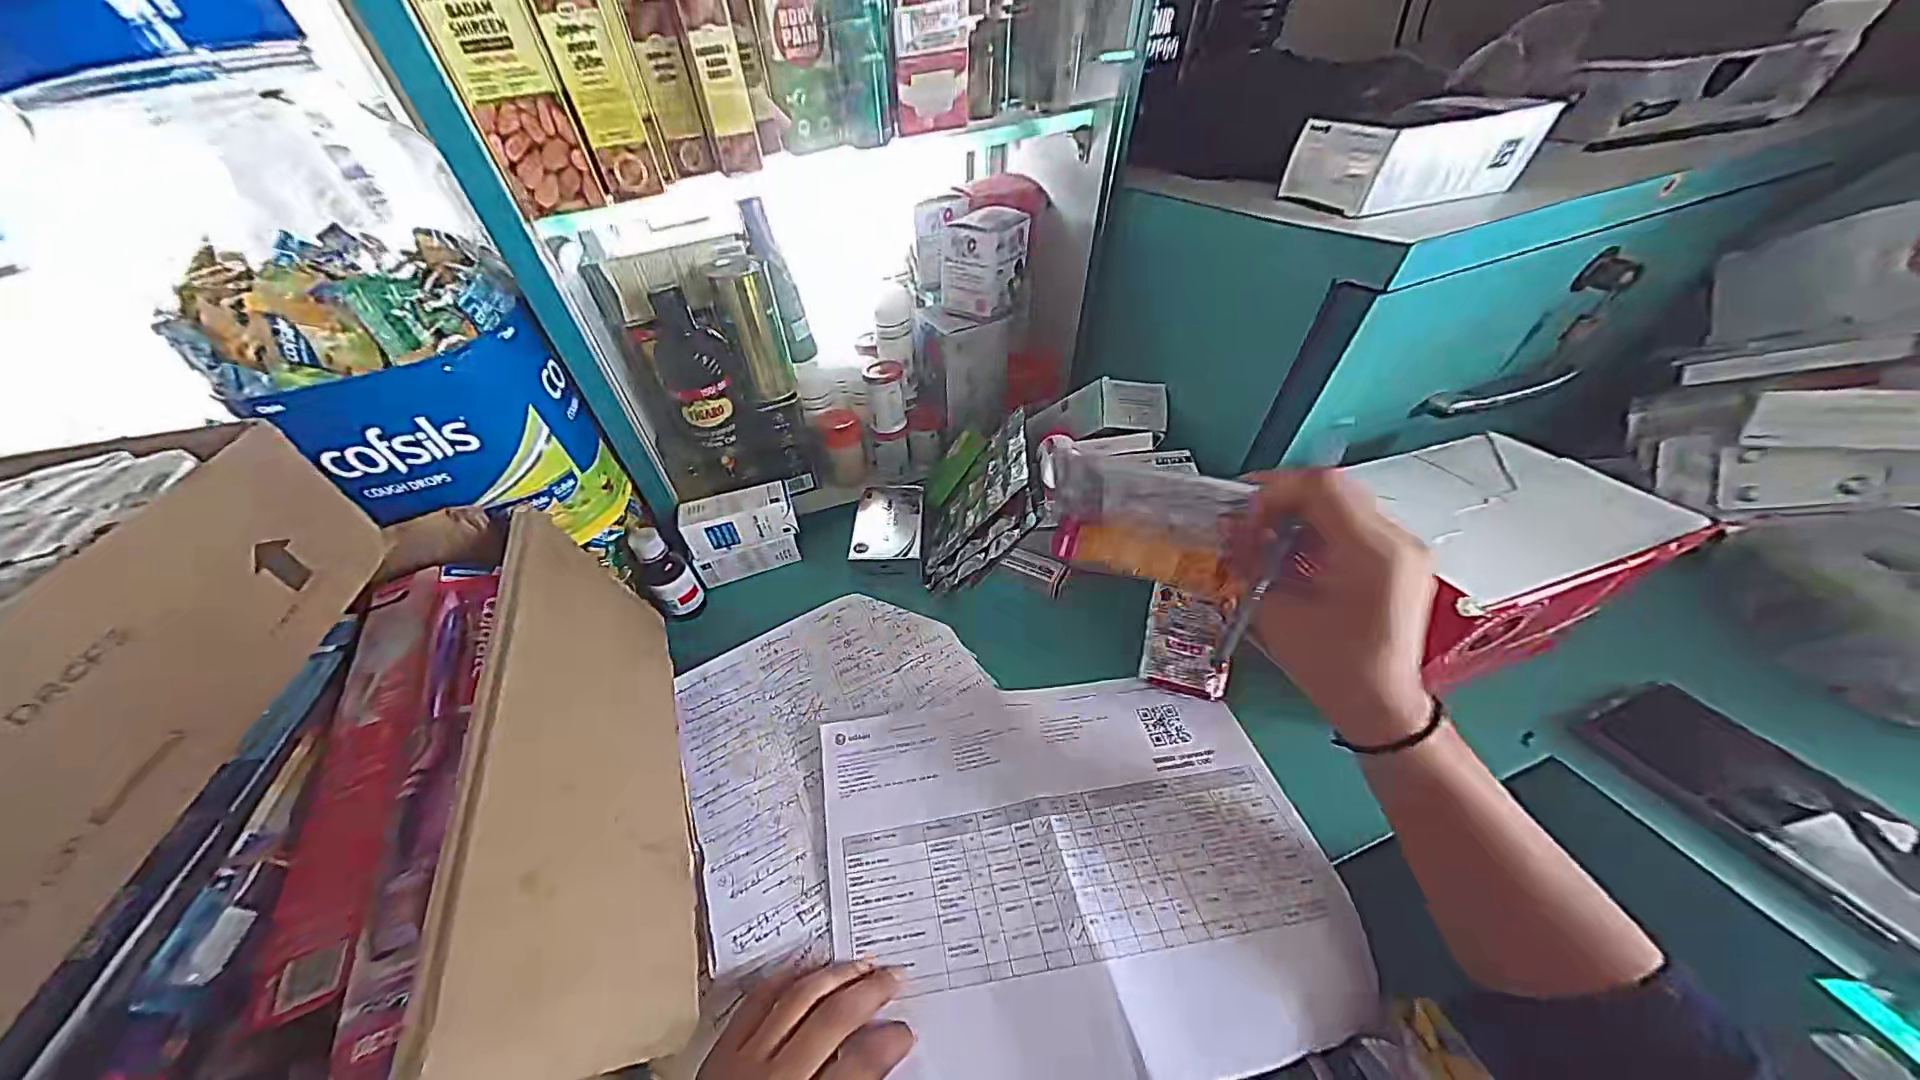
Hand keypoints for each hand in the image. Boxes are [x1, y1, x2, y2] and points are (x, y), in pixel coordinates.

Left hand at [698, 961, 913, 1079]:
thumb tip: (879, 1065)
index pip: (859, 1066)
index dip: (889, 1041)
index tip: (904, 1031)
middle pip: (833, 1019)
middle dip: (870, 991)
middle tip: (893, 977)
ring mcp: (743, 1063)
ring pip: (798, 997)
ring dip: (834, 974)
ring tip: (858, 964)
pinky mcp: (719, 1053)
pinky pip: (756, 1000)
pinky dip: (783, 979)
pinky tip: (805, 970)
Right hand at [1241, 469, 1434, 745]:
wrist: (1380, 706)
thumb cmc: (1330, 667)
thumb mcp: (1276, 613)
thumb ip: (1252, 564)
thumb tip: (1232, 532)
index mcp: (1373, 552)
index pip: (1322, 487)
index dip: (1273, 491)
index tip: (1244, 514)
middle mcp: (1397, 541)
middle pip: (1334, 487)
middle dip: (1282, 498)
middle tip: (1247, 519)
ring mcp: (1403, 549)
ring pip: (1342, 501)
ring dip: (1297, 511)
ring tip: (1265, 535)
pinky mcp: (1398, 560)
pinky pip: (1352, 523)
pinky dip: (1315, 527)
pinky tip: (1290, 551)